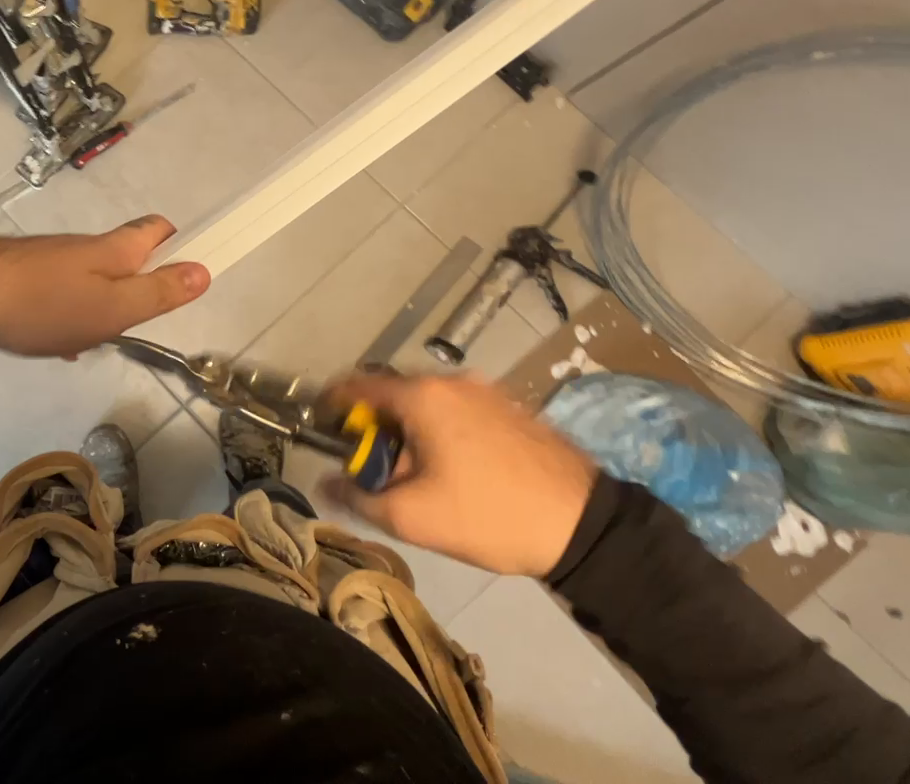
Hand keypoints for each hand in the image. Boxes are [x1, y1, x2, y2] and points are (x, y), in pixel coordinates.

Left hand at [0, 216, 209, 357]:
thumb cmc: (49, 305)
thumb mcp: (113, 307)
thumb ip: (157, 292)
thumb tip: (204, 270)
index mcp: (114, 249)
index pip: (157, 228)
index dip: (177, 244)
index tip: (180, 277)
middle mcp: (85, 245)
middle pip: (124, 257)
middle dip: (133, 288)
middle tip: (129, 324)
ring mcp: (51, 257)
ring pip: (90, 279)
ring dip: (97, 307)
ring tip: (86, 343)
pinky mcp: (24, 273)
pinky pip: (59, 292)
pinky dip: (66, 313)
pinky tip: (54, 342)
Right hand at [323, 374, 598, 577]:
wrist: (586, 528)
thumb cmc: (488, 515)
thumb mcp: (411, 517)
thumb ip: (357, 496)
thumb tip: (325, 483)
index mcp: (421, 396)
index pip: (354, 386)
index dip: (331, 407)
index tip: (323, 432)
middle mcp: (452, 382)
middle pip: (391, 396)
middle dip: (375, 430)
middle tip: (378, 471)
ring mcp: (488, 392)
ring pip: (427, 405)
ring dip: (409, 432)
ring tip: (419, 476)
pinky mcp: (512, 408)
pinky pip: (458, 411)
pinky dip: (441, 432)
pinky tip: (455, 470)